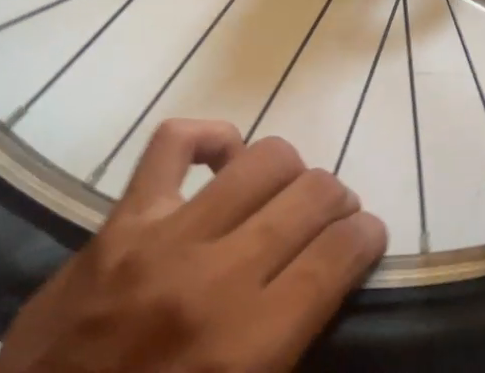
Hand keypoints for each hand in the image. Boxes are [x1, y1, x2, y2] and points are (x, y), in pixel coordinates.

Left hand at [0, 121, 386, 372]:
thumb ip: (290, 344)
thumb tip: (329, 282)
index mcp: (250, 343)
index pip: (342, 253)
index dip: (368, 238)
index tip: (366, 242)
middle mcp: (214, 279)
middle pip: (313, 196)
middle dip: (339, 205)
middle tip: (331, 226)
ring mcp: (161, 242)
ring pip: (265, 160)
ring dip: (294, 175)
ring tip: (286, 198)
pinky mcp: (116, 225)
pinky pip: (172, 144)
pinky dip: (211, 140)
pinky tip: (224, 162)